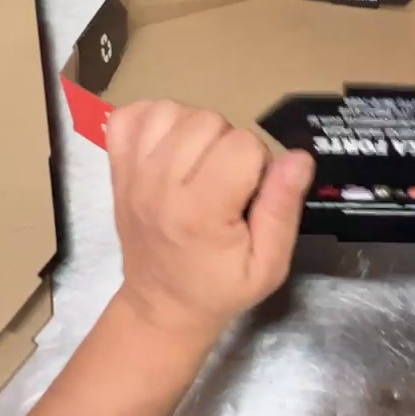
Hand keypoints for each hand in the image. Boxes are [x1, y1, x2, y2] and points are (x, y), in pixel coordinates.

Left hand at [107, 100, 314, 346]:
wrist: (161, 305)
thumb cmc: (220, 287)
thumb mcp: (269, 264)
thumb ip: (283, 209)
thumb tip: (298, 157)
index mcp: (200, 211)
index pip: (242, 145)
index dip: (259, 163)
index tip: (252, 194)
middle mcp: (160, 184)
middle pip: (208, 121)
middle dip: (230, 145)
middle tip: (230, 182)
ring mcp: (133, 173)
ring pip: (173, 111)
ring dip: (196, 130)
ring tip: (201, 162)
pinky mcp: (116, 167)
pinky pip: (132, 115)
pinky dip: (155, 120)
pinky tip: (171, 145)